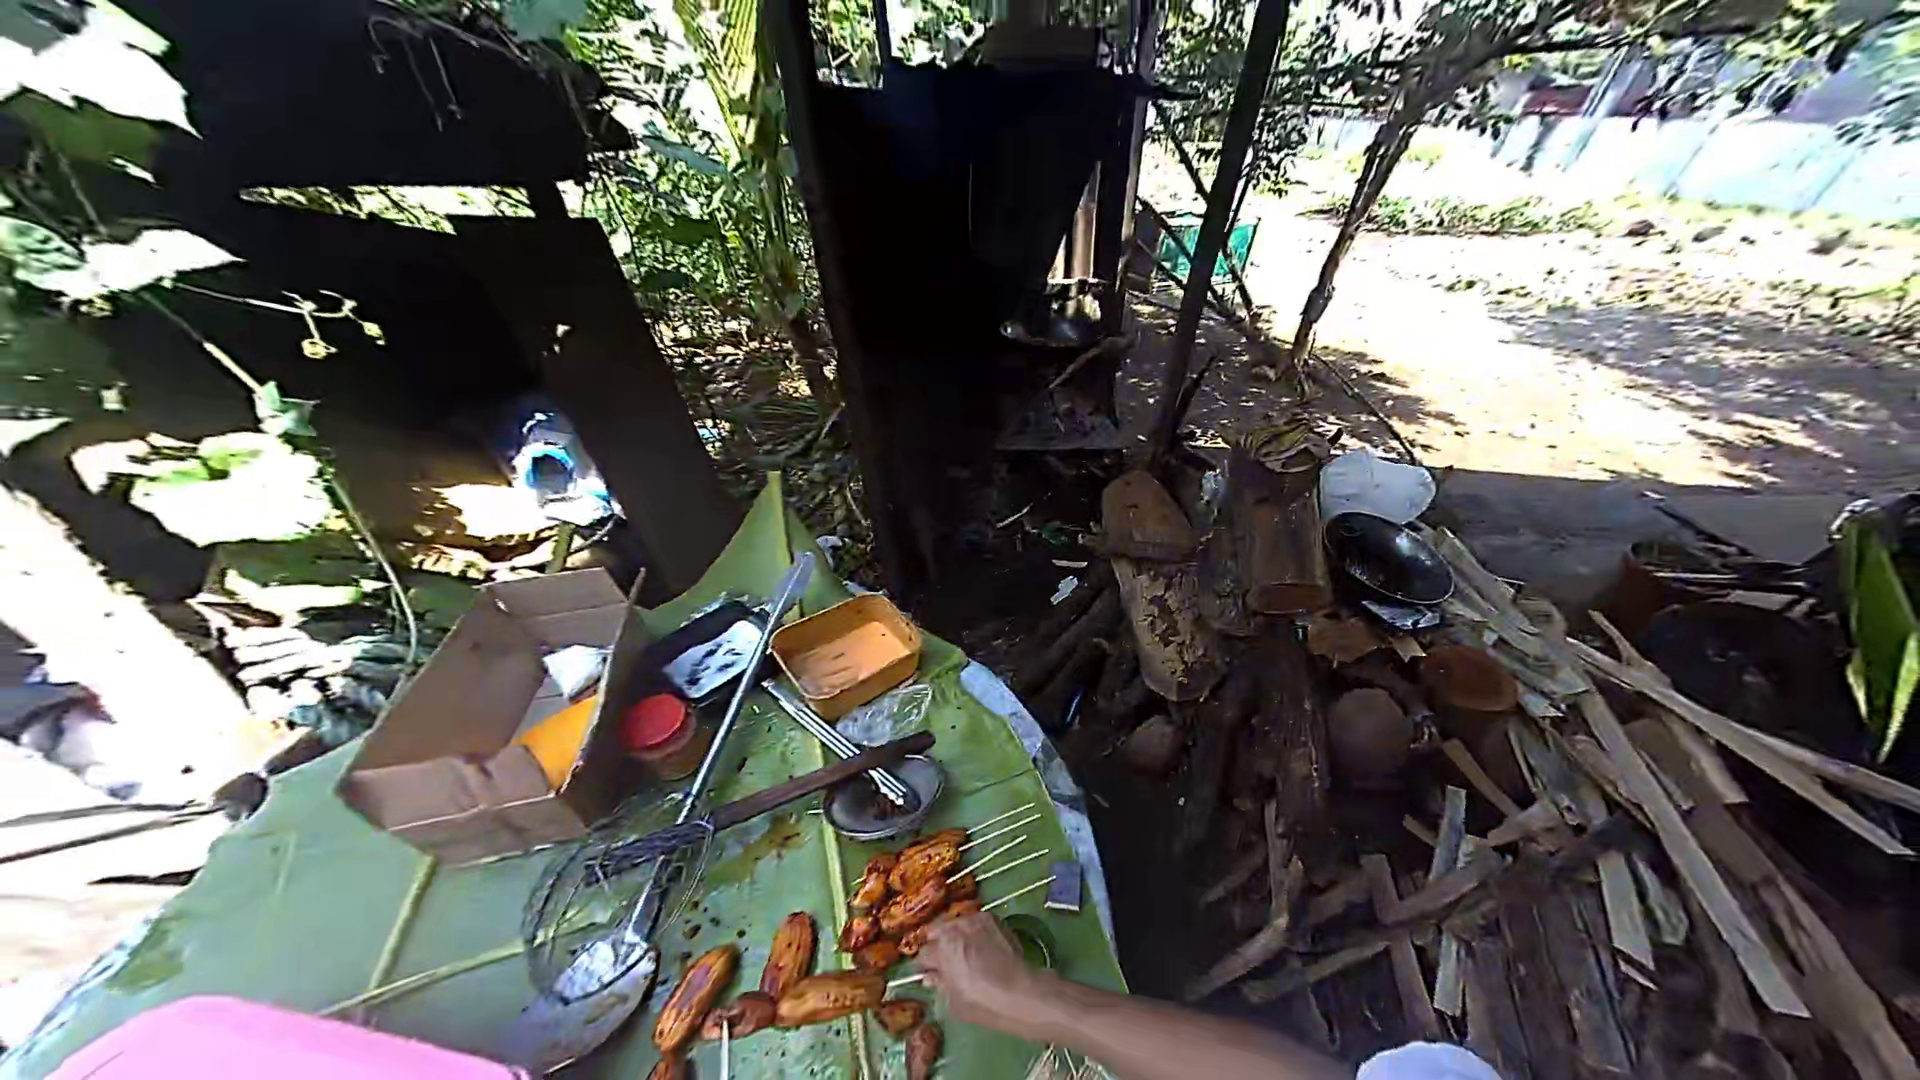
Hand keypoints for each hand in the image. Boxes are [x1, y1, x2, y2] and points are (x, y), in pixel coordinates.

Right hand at [915, 914, 1044, 1030]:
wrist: (1019, 991)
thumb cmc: (983, 1003)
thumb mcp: (954, 1002)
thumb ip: (939, 985)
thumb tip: (930, 977)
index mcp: (942, 950)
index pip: (923, 954)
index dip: (925, 965)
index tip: (930, 972)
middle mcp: (954, 928)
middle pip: (936, 931)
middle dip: (937, 944)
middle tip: (946, 959)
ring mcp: (973, 919)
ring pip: (955, 923)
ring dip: (954, 935)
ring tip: (965, 950)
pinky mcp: (990, 917)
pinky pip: (973, 921)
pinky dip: (972, 930)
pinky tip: (981, 944)